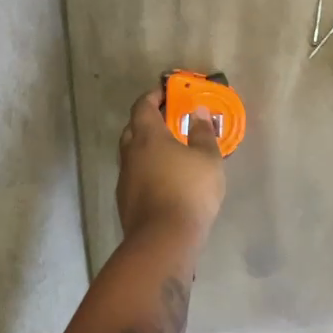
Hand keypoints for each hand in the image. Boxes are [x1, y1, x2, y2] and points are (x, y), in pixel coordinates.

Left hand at [116, 89, 226, 242]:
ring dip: (147, 146)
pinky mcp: (126, 200)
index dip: (154, 95)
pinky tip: (166, 178)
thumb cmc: (189, 191)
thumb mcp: (207, 158)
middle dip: (150, 120)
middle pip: (134, 128)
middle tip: (171, 120)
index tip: (169, 92)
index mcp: (147, 136)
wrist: (164, 240)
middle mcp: (130, 153)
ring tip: (171, 150)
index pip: (143, 105)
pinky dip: (148, 168)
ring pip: (132, 153)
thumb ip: (202, 132)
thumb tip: (197, 112)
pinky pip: (136, 174)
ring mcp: (125, 178)